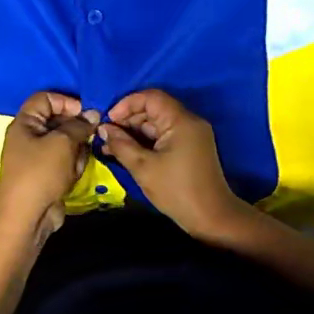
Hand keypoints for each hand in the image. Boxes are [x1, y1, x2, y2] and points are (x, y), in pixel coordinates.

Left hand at [0, 91, 97, 237]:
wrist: (28, 216)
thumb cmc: (41, 173)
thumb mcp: (62, 143)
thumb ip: (79, 125)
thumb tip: (92, 114)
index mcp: (24, 124)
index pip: (45, 99)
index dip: (65, 101)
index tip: (84, 113)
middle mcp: (29, 137)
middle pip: (58, 121)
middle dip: (76, 130)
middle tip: (87, 139)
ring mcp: (38, 157)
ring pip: (66, 142)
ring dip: (76, 152)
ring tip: (74, 165)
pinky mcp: (48, 174)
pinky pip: (66, 161)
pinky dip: (72, 167)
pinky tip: (72, 177)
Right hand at [97, 89, 252, 239]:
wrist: (210, 216)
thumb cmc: (176, 190)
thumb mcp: (143, 168)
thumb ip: (121, 145)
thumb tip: (104, 129)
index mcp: (181, 121)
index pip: (151, 97)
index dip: (126, 104)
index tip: (108, 121)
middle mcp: (189, 121)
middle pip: (154, 108)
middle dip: (128, 119)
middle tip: (106, 136)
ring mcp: (191, 134)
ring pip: (157, 123)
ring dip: (134, 131)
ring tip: (111, 146)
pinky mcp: (190, 147)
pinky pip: (164, 135)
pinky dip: (145, 140)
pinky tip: (127, 152)